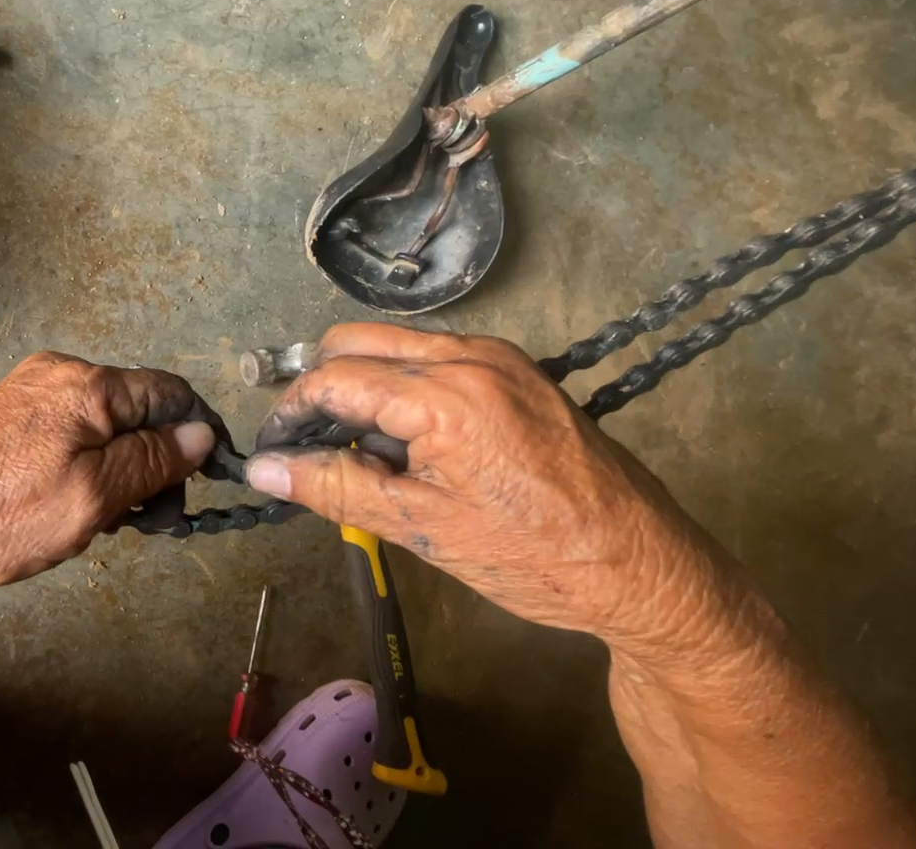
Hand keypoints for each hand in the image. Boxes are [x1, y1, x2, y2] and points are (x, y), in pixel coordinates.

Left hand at [0, 352, 216, 587]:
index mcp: (85, 384)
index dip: (196, 433)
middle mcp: (58, 372)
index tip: (204, 483)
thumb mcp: (93, 496)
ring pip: (101, 425)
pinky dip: (86, 465)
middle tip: (145, 520)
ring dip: (118, 469)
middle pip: (134, 409)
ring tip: (102, 521)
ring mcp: (28, 391)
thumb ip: (151, 460)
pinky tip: (71, 505)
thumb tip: (200, 432)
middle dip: (153, 461)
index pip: (168, 392)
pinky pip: (68, 432)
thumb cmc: (3, 516)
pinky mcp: (8, 414)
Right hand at [244, 324, 742, 654]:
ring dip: (356, 384)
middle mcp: (470, 355)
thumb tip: (262, 470)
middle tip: (308, 443)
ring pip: (390, 343)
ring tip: (356, 448)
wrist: (652, 574)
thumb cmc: (534, 556)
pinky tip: (403, 439)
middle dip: (317, 387)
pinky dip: (396, 384)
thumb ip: (332, 486)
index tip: (273, 447)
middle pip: (353, 341)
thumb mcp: (420, 527)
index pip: (334, 378)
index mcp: (446, 393)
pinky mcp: (514, 370)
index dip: (291, 411)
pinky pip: (429, 356)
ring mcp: (497, 357)